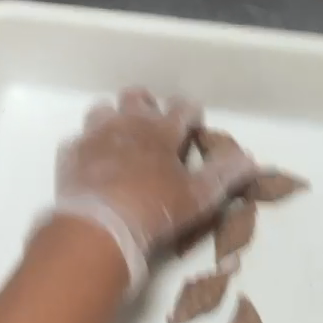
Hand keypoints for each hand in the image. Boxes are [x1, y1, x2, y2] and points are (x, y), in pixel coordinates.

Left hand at [52, 88, 255, 289]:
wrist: (100, 226)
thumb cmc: (156, 209)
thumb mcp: (199, 197)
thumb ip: (225, 175)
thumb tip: (251, 159)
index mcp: (162, 129)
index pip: (183, 107)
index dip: (190, 112)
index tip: (193, 122)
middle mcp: (127, 123)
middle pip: (136, 96)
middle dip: (146, 105)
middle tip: (151, 125)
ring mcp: (95, 135)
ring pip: (102, 110)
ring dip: (111, 120)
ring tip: (118, 140)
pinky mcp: (70, 154)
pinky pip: (77, 142)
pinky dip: (85, 149)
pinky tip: (90, 164)